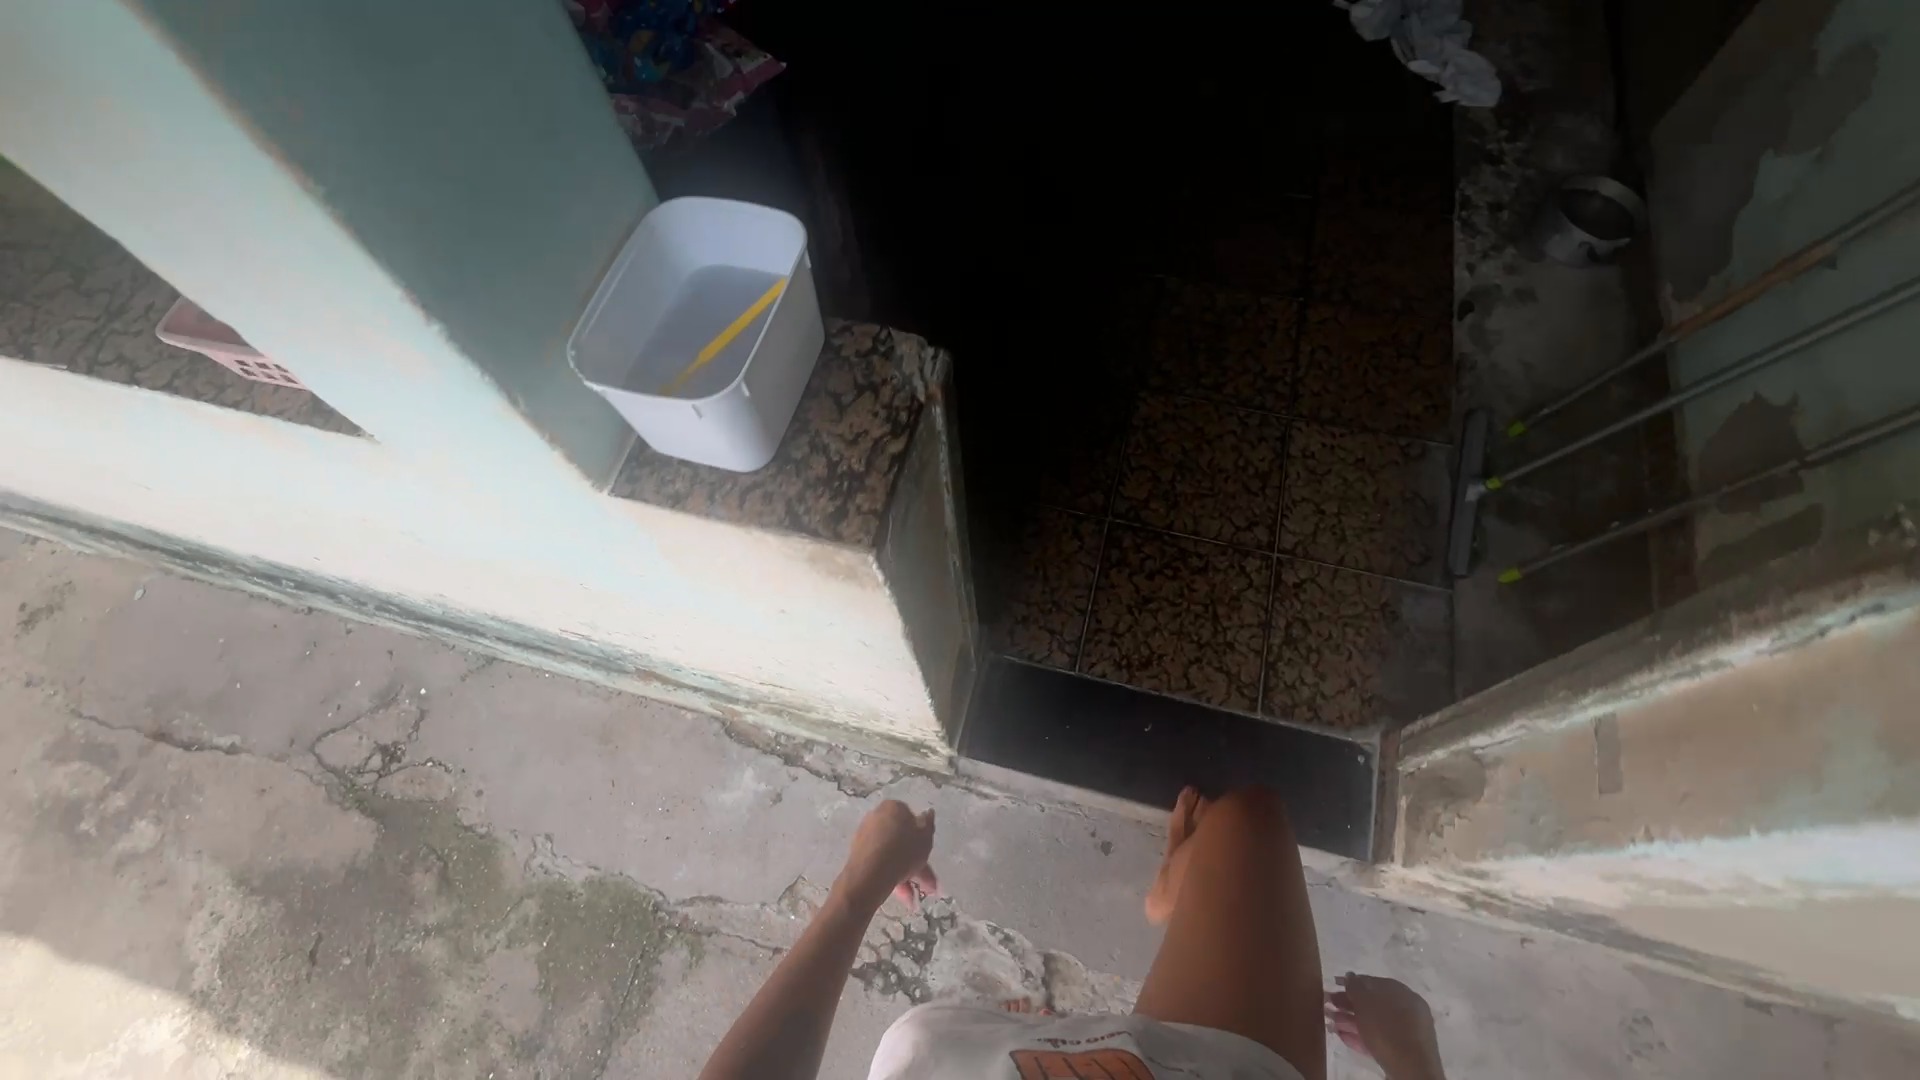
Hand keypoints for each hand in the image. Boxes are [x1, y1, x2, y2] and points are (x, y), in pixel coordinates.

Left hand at [834, 801, 938, 913]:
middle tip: (926, 884)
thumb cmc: (903, 851)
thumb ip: (929, 824)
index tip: (926, 854)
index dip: (921, 837)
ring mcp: (866, 835)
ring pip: (892, 853)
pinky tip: (901, 894)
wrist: (871, 874)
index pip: (911, 818)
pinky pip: (880, 862)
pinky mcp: (858, 854)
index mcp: (894, 807)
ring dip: (906, 874)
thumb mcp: (925, 837)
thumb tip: (929, 813)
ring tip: (913, 898)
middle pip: (901, 839)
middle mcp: (877, 816)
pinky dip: (891, 875)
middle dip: (916, 863)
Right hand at [1325, 974, 1444, 1079]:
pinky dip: (1359, 1036)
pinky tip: (1341, 1036)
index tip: (1334, 984)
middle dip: (1348, 1003)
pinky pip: (1377, 1038)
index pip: (1374, 982)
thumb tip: (1349, 976)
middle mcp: (1407, 1011)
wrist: (1411, 1072)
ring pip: (1373, 1022)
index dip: (1352, 982)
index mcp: (1404, 994)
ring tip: (1329, 1021)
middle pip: (1372, 1003)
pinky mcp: (1400, 1053)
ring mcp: (1405, 1033)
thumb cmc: (1387, 1029)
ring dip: (1349, 1020)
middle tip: (1327, 1003)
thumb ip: (1355, 986)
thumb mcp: (1365, 1002)